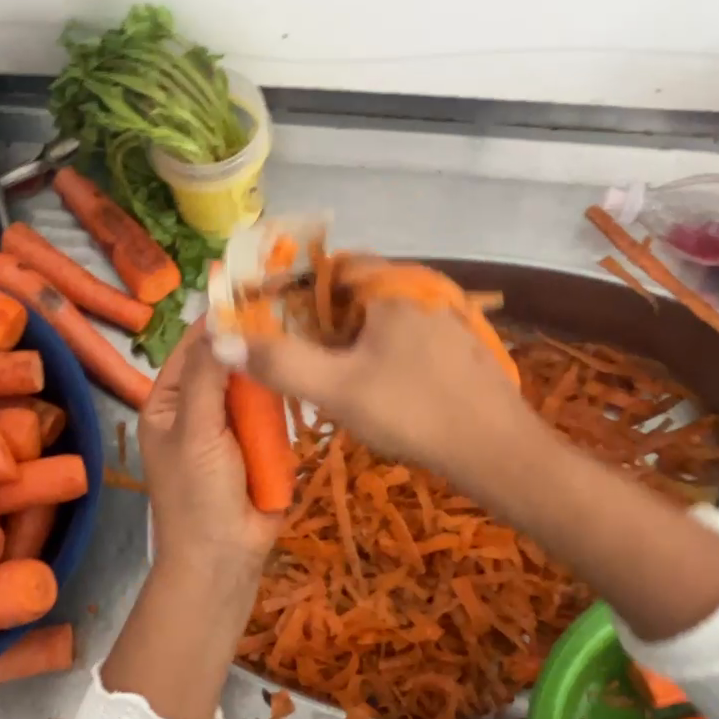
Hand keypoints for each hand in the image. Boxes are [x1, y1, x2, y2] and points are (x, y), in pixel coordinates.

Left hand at [139, 321, 281, 590]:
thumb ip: (208, 376)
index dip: (219, 323)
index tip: (251, 291)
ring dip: (272, 371)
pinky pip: (274, 412)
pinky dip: (286, 400)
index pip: (193, 349)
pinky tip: (306, 375)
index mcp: (168, 402)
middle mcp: (198, 408)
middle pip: (228, 363)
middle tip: (289, 308)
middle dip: (252, 345)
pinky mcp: (261, 445)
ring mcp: (231, 427)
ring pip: (255, 386)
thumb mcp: (196, 431)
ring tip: (302, 333)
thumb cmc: (197, 494)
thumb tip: (221, 322)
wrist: (224, 558)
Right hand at [243, 299, 546, 482]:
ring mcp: (445, 319)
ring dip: (349, 339)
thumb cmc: (413, 411)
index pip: (332, 267)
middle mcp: (421, 291)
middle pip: (355, 292)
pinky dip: (378, 352)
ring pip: (380, 317)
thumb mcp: (337, 389)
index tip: (269, 319)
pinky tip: (373, 388)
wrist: (497, 451)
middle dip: (321, 319)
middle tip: (295, 355)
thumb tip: (220, 340)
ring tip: (327, 376)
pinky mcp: (458, 347)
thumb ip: (278, 363)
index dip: (295, 288)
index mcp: (391, 287)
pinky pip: (403, 337)